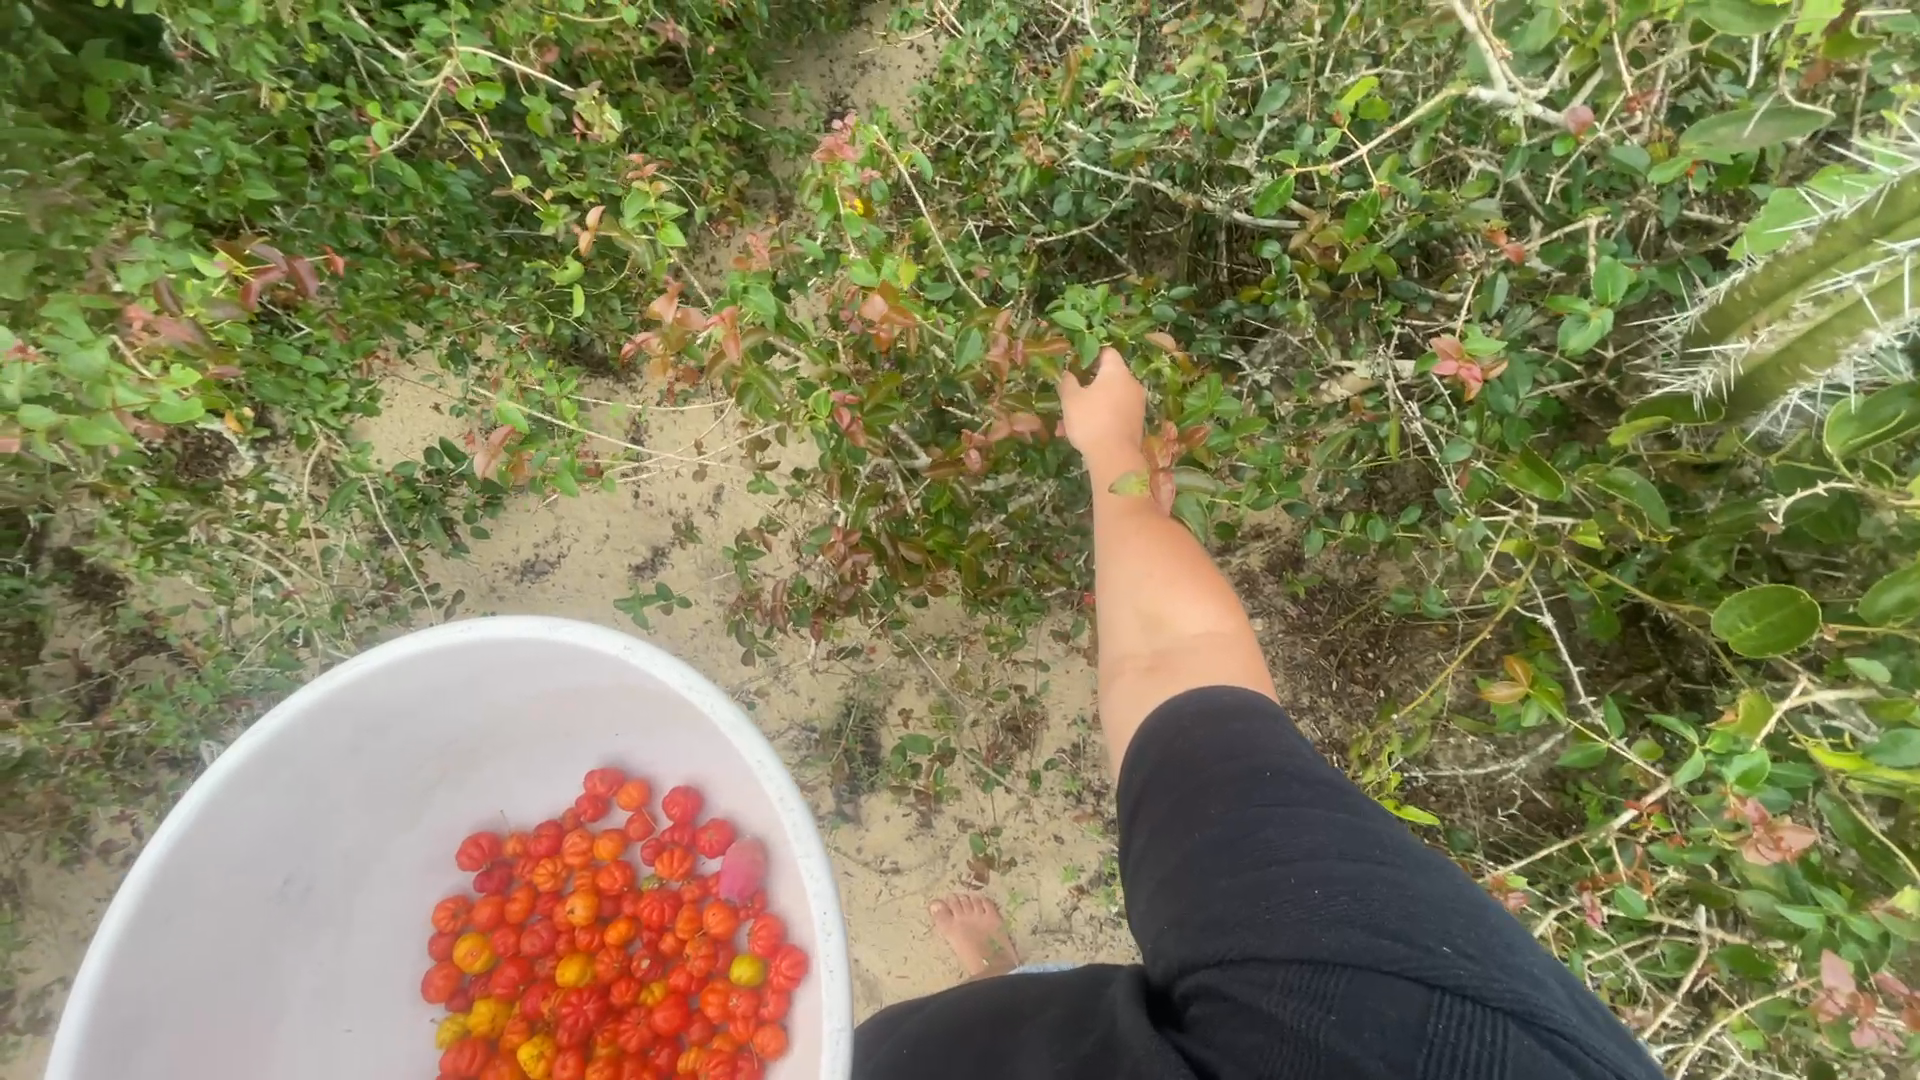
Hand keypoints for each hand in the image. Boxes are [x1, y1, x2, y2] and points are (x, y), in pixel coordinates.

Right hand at [1058, 347, 1145, 481]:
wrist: (1114, 456)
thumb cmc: (1090, 420)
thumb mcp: (1070, 399)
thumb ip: (1067, 382)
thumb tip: (1068, 373)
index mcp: (1117, 372)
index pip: (1107, 352)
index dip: (1091, 356)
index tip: (1076, 365)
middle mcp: (1132, 383)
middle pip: (1110, 376)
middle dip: (1090, 384)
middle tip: (1071, 394)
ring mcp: (1137, 404)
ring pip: (1111, 398)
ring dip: (1093, 404)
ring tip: (1072, 420)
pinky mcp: (1137, 422)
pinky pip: (1117, 413)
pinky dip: (1103, 417)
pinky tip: (1086, 432)